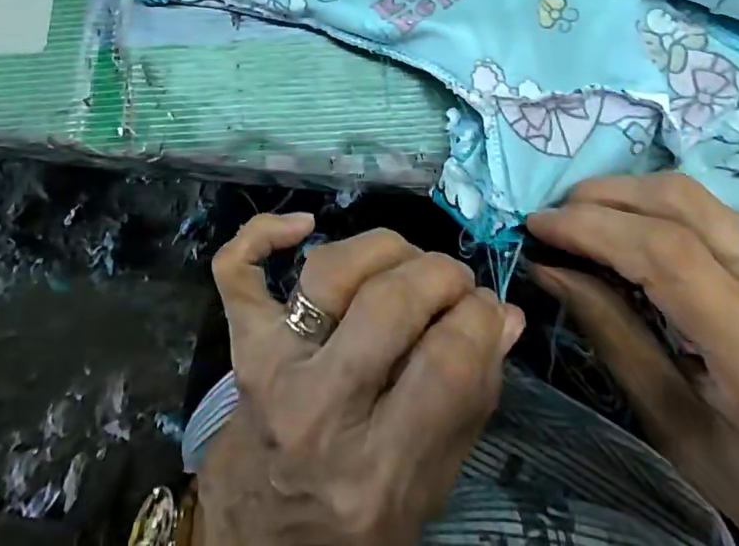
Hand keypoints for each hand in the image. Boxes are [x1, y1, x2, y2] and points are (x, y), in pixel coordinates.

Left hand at [195, 215, 524, 545]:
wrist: (259, 532)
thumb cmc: (353, 519)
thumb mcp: (428, 488)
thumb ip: (470, 402)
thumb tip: (503, 315)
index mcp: (378, 469)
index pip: (445, 364)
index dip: (479, 319)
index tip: (488, 307)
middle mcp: (318, 410)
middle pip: (388, 304)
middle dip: (439, 275)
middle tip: (456, 279)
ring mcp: (269, 368)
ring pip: (328, 270)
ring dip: (383, 248)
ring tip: (409, 260)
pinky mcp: (239, 343)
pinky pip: (235, 270)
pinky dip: (261, 233)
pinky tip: (304, 224)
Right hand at [526, 174, 738, 545]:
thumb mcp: (669, 422)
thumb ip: (608, 332)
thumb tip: (545, 265)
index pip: (668, 255)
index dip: (592, 228)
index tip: (536, 227)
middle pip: (681, 205)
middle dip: (600, 198)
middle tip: (551, 218)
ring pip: (695, 196)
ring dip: (623, 197)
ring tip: (580, 221)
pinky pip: (713, 211)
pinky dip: (655, 210)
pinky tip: (630, 234)